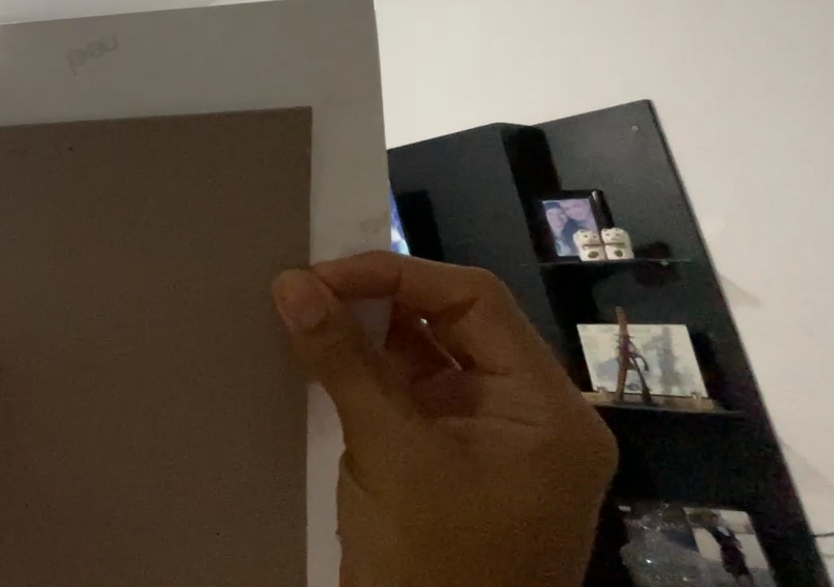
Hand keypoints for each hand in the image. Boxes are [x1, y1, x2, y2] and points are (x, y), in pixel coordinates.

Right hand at [272, 253, 617, 586]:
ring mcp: (481, 431)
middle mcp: (522, 409)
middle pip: (449, 319)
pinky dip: (358, 362)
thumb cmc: (437, 558)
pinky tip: (316, 350)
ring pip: (421, 349)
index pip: (473, 301)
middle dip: (375, 297)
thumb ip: (342, 360)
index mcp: (544, 408)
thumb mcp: (390, 452)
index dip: (395, 275)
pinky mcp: (441, 450)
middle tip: (304, 289)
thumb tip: (289, 282)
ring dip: (362, 327)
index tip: (320, 277)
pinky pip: (401, 383)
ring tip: (302, 311)